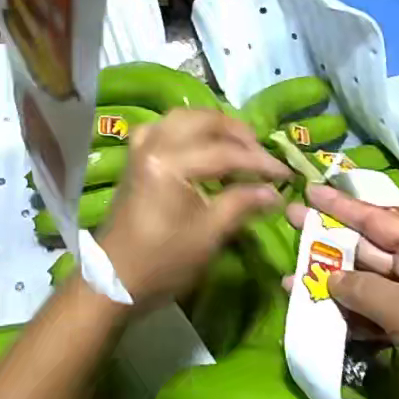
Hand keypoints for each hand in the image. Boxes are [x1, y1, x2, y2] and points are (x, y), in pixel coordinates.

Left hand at [98, 109, 288, 306]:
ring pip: (185, 117)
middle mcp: (153, 143)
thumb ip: (243, 203)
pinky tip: (204, 146)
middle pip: (204, 121)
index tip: (285, 173)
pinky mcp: (136, 155)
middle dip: (238, 134)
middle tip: (261, 155)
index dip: (259, 162)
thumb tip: (275, 191)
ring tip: (239, 147)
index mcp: (169, 163)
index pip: (225, 152)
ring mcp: (141, 146)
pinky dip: (190, 131)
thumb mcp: (208, 234)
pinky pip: (167, 127)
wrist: (113, 280)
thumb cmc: (162, 262)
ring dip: (215, 127)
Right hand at [293, 183, 398, 398]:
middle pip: (368, 251)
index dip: (340, 205)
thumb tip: (330, 277)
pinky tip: (317, 317)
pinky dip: (349, 319)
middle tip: (287, 225)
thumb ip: (364, 290)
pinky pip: (375, 319)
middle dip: (328, 241)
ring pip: (367, 287)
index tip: (307, 190)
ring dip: (331, 285)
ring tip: (289, 279)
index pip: (377, 219)